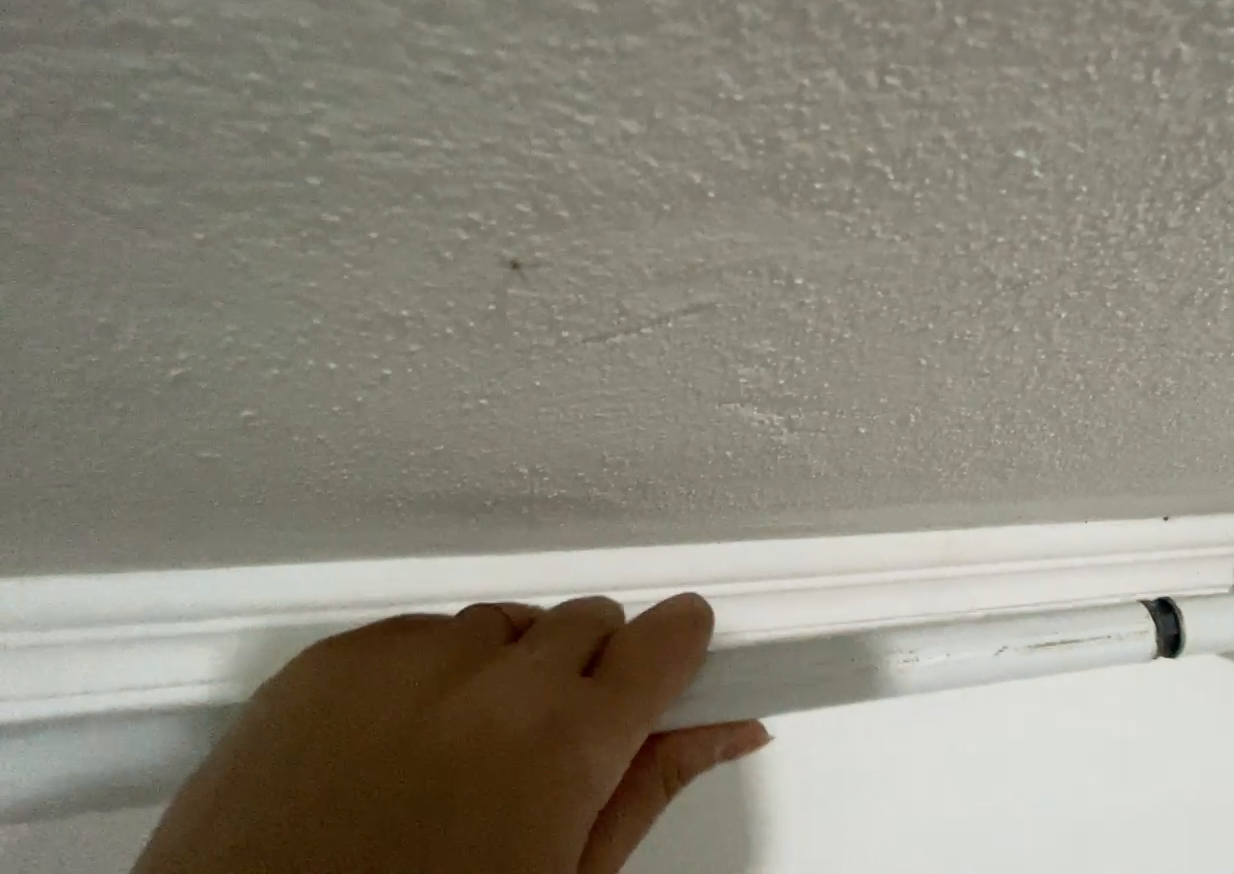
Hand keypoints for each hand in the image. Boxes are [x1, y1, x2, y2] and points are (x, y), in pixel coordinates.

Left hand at [134, 593, 769, 873]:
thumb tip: (736, 727)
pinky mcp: (329, 661)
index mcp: (568, 742)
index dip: (677, 649)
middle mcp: (495, 680)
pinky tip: (393, 747)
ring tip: (458, 754)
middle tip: (551, 743)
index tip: (672, 661)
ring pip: (506, 625)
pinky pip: (419, 633)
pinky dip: (427, 673)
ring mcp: (406, 662)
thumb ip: (656, 783)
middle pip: (589, 619)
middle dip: (588, 669)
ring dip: (506, 670)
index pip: (669, 635)